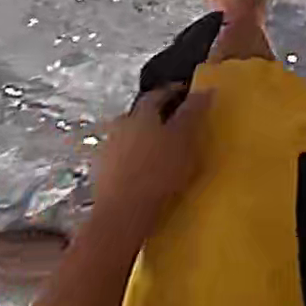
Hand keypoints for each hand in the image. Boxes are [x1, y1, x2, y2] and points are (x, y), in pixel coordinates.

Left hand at [90, 85, 212, 234]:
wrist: (122, 217)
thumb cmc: (159, 170)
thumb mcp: (185, 137)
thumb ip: (193, 111)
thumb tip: (204, 89)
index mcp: (140, 114)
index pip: (157, 94)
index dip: (174, 91)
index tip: (189, 94)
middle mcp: (119, 128)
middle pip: (139, 114)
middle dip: (157, 115)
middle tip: (177, 121)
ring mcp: (107, 154)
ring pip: (130, 137)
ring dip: (145, 138)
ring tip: (165, 148)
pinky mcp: (101, 178)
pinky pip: (124, 158)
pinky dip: (137, 158)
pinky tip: (151, 169)